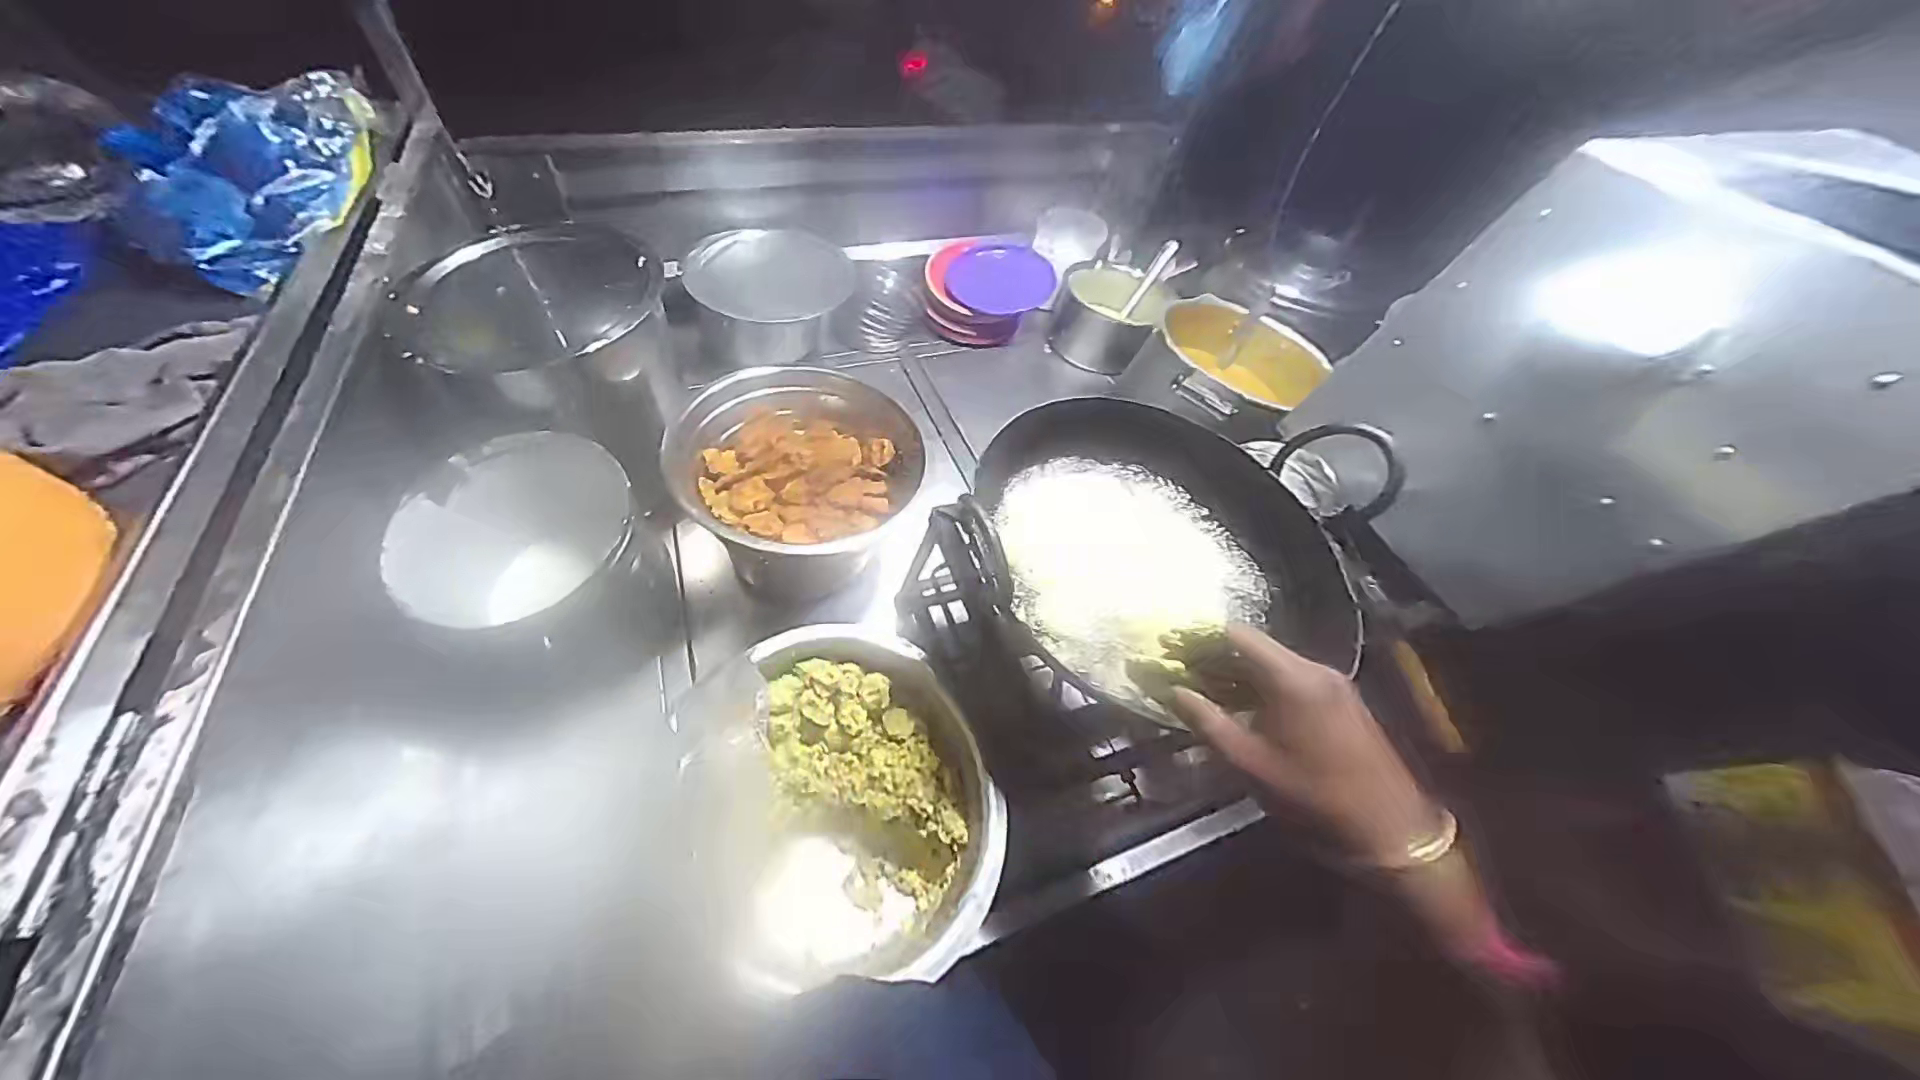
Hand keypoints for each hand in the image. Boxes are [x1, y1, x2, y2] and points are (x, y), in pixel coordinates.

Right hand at [1169, 625, 1440, 866]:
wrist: (1390, 828)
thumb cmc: (1313, 794)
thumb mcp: (1249, 762)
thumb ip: (1207, 722)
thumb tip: (1173, 691)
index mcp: (1291, 678)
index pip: (1236, 634)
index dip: (1200, 637)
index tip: (1172, 648)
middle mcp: (1313, 669)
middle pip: (1253, 646)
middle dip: (1213, 655)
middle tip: (1182, 671)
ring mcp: (1331, 682)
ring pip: (1271, 661)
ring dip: (1236, 670)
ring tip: (1204, 688)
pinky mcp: (1340, 698)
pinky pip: (1289, 676)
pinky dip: (1260, 682)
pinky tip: (1241, 704)